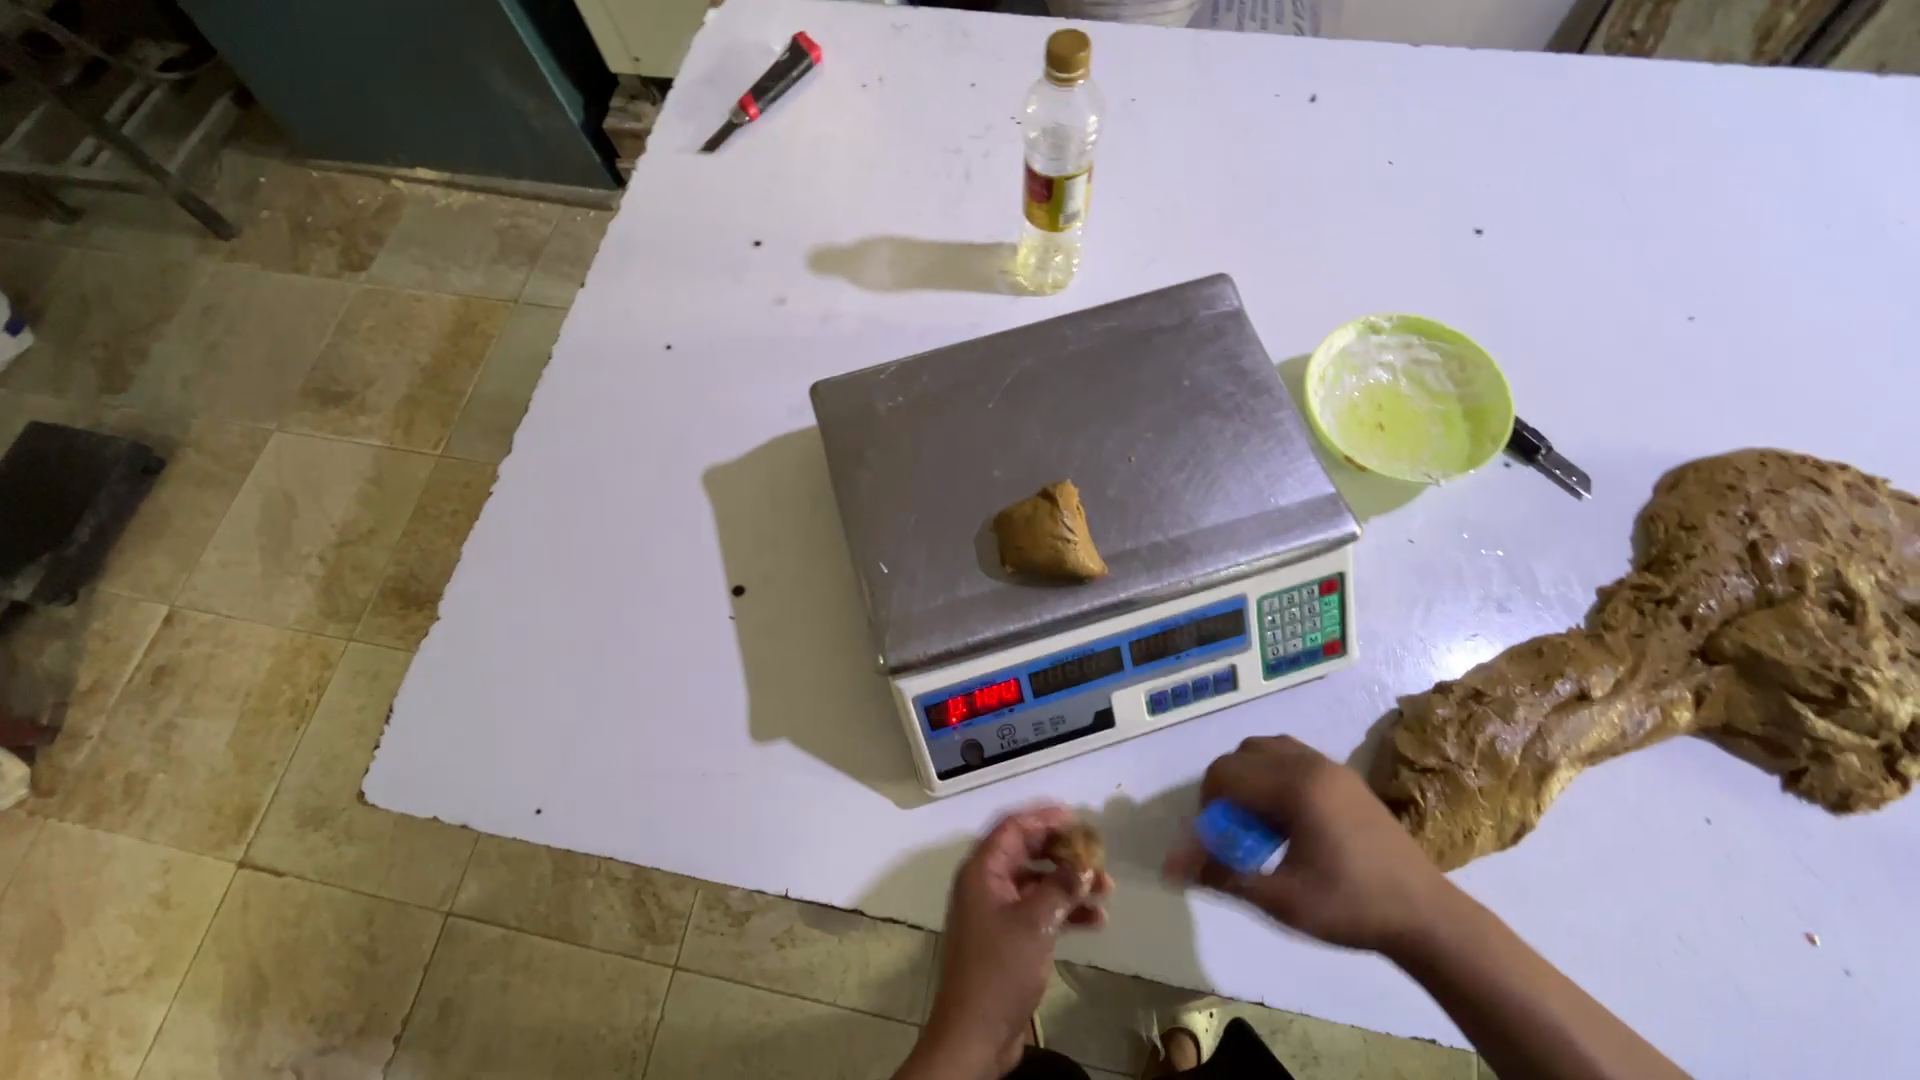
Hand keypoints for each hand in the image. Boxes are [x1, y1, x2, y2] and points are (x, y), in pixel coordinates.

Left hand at [917, 805, 1113, 1079]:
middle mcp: (986, 884)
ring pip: (1037, 882)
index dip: (1043, 817)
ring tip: (1106, 887)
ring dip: (1069, 882)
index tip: (1076, 816)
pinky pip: (1039, 910)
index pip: (1013, 828)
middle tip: (1096, 852)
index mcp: (982, 871)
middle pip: (1026, 852)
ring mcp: (997, 912)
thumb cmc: (999, 968)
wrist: (975, 1032)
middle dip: (1062, 851)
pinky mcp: (1009, 938)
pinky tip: (1095, 919)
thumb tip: (1083, 865)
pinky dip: (1065, 910)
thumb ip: (1060, 888)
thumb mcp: (1034, 923)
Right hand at [1163, 735, 1449, 955]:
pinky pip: (1293, 758)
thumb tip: (1174, 868)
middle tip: (1231, 833)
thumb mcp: (1280, 900)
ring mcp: (1332, 767)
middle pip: (1242, 755)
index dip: (1206, 808)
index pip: (1224, 774)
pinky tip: (1285, 821)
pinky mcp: (1346, 778)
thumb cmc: (1351, 908)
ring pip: (1267, 750)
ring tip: (1256, 823)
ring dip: (1249, 778)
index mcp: (1295, 787)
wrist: (1426, 916)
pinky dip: (1273, 777)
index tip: (1214, 844)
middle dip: (1224, 791)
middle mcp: (1310, 764)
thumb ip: (1223, 876)